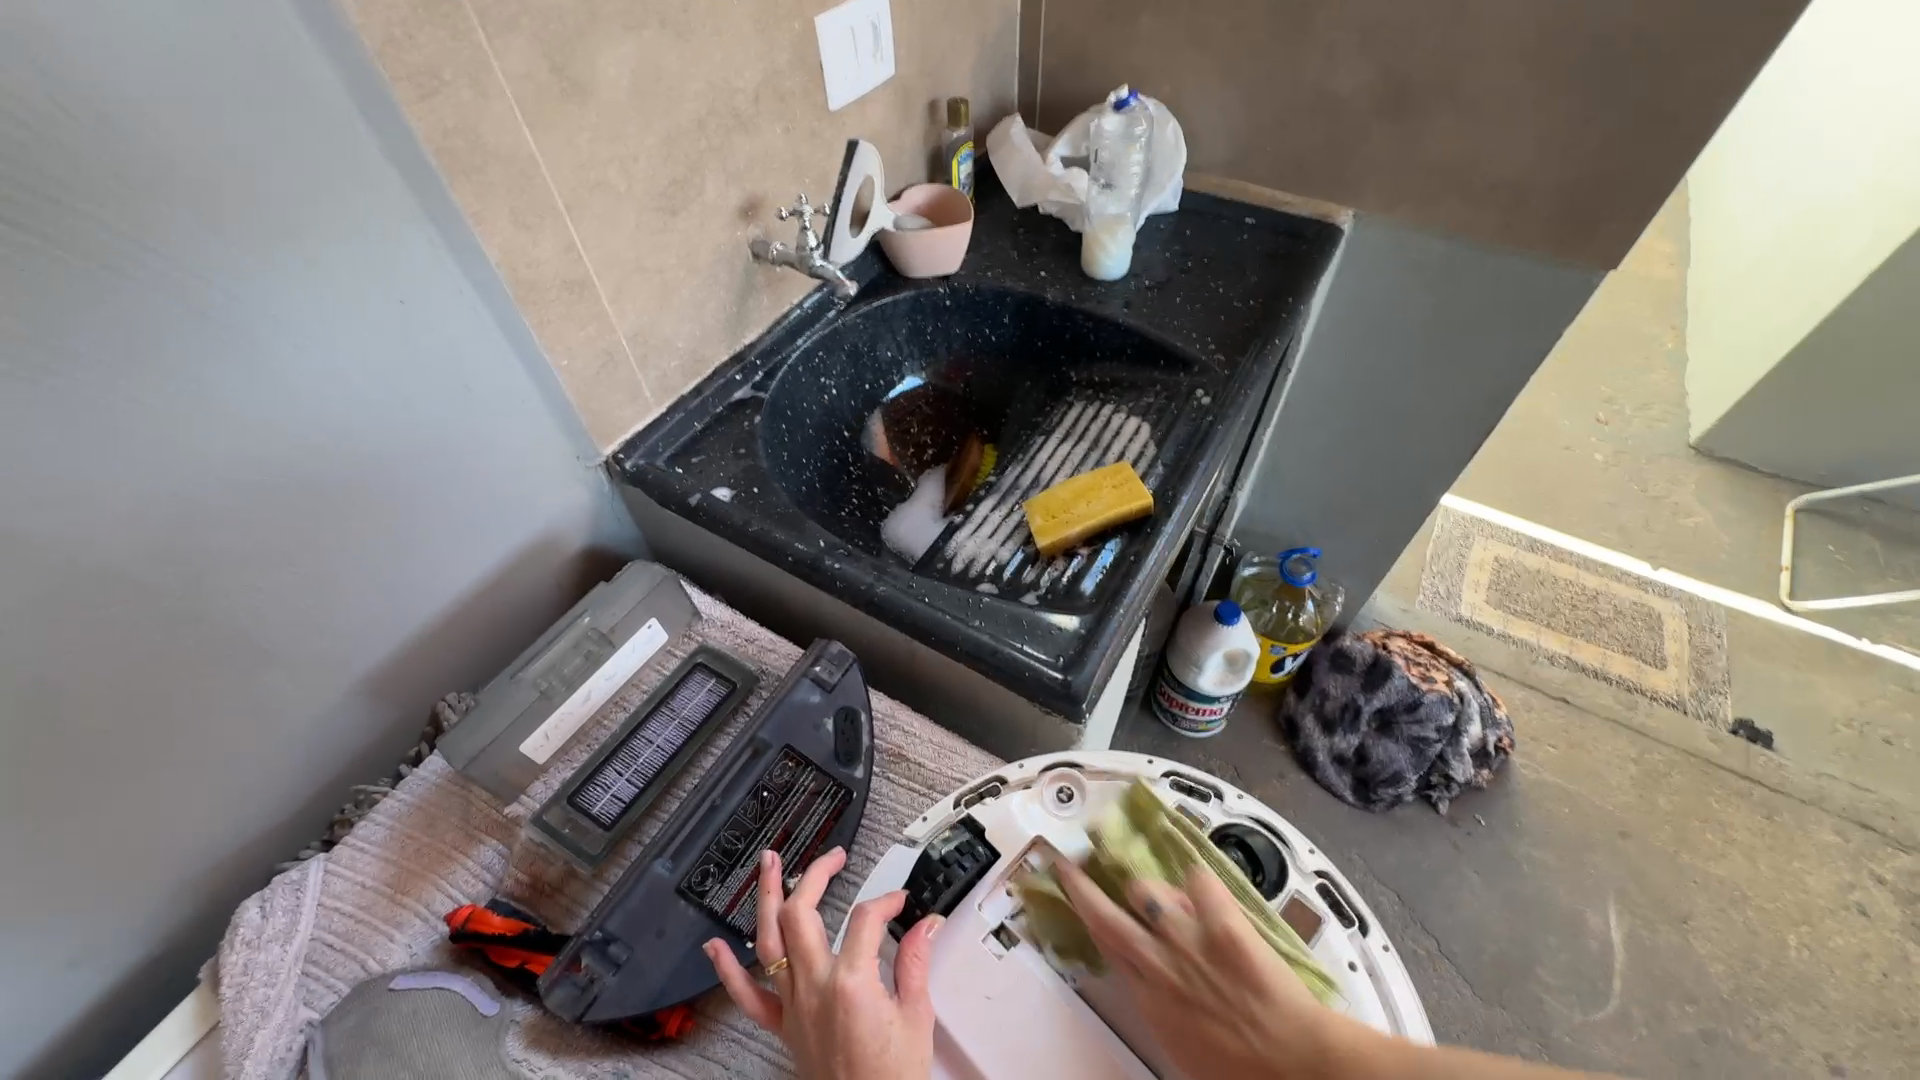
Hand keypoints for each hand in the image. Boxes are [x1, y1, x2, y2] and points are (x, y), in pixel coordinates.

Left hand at [704, 847, 942, 1079]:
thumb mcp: (917, 1017)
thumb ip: (916, 963)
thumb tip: (925, 926)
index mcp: (852, 984)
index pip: (865, 919)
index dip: (886, 901)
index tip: (899, 901)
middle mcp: (815, 989)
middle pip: (801, 914)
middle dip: (814, 875)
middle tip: (832, 857)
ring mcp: (794, 1007)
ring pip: (769, 941)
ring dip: (766, 898)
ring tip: (769, 865)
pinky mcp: (784, 1026)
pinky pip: (747, 997)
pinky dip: (727, 970)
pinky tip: (715, 947)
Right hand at [1054, 854, 1369, 1078]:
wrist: (1295, 1066)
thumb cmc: (1240, 1069)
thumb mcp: (1180, 1043)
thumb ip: (1158, 1003)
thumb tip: (1150, 975)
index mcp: (1146, 997)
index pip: (1103, 945)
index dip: (1084, 918)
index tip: (1073, 898)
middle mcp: (1157, 964)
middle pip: (1104, 914)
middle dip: (1080, 886)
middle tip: (1068, 864)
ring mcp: (1188, 941)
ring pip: (1147, 890)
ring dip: (1154, 889)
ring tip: (1169, 894)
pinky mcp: (1223, 925)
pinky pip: (1199, 881)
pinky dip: (1200, 881)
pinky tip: (1207, 888)